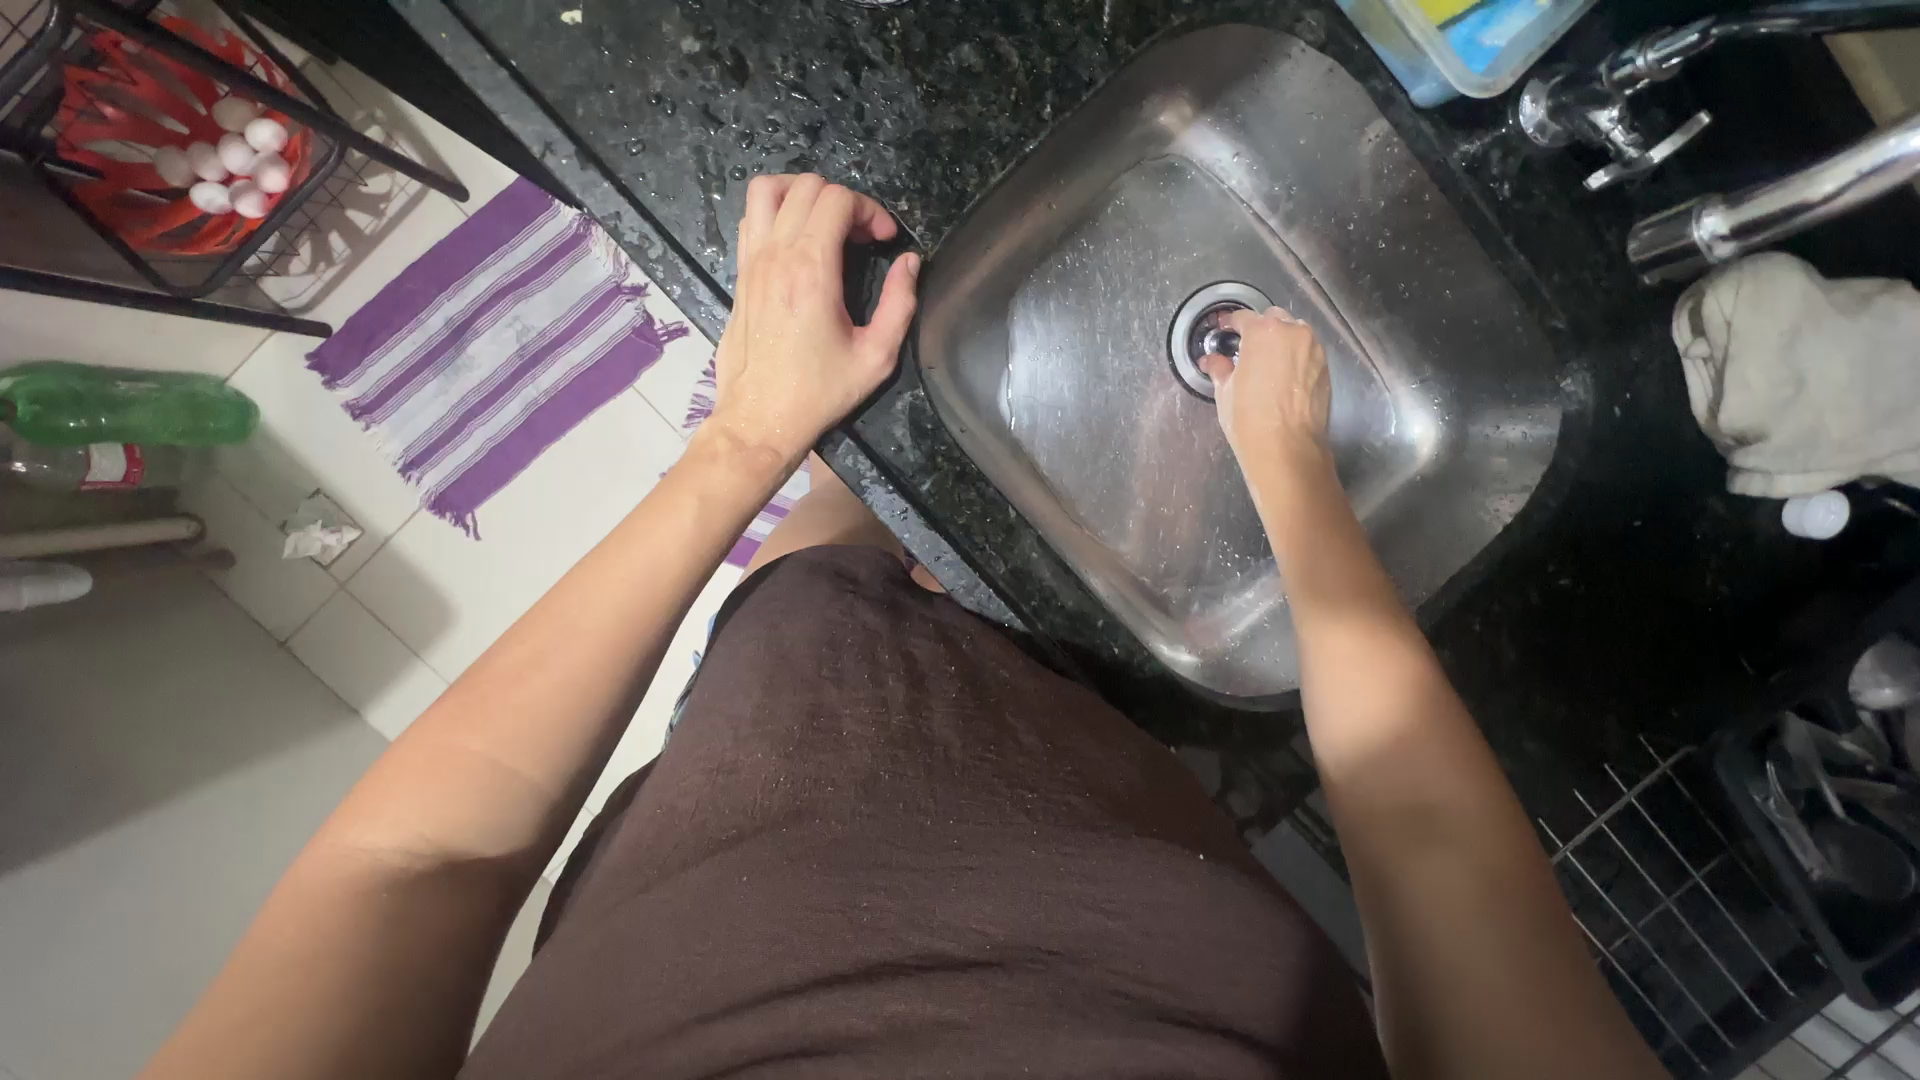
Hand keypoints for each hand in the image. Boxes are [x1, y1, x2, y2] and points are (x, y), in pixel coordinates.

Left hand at [701, 174, 919, 469]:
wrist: (762, 417)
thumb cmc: (820, 392)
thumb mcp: (876, 357)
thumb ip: (900, 304)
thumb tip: (910, 264)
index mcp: (812, 270)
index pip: (838, 200)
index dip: (870, 209)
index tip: (885, 240)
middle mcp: (776, 255)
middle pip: (807, 186)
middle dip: (843, 200)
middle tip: (862, 236)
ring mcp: (752, 262)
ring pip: (768, 190)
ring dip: (802, 193)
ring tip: (825, 222)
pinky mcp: (740, 275)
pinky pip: (751, 218)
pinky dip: (776, 213)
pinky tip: (797, 242)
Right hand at [1199, 306, 1331, 466]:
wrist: (1286, 446)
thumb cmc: (1248, 417)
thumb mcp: (1225, 391)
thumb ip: (1220, 368)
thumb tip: (1212, 361)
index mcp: (1263, 333)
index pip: (1244, 318)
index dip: (1231, 323)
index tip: (1225, 330)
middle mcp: (1293, 333)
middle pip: (1274, 320)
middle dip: (1260, 329)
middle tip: (1247, 349)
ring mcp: (1314, 349)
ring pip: (1295, 334)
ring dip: (1281, 341)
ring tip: (1268, 363)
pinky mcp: (1325, 368)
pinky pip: (1307, 353)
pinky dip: (1295, 357)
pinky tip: (1284, 378)